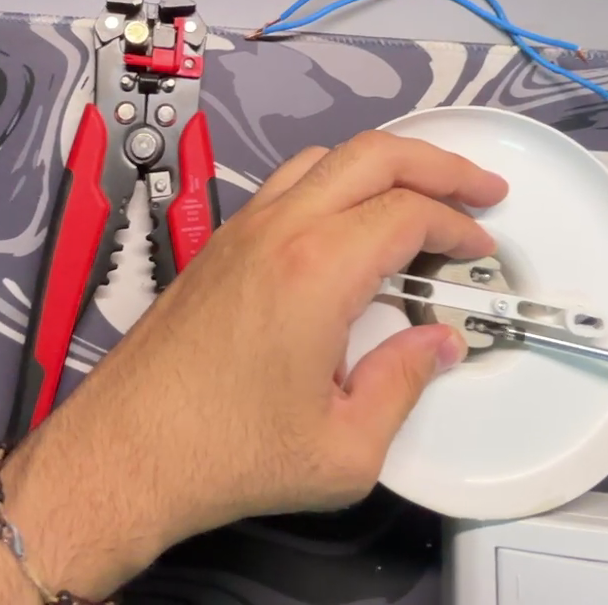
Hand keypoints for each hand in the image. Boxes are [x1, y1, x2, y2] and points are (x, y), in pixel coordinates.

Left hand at [5, 131, 506, 594]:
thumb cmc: (228, 453)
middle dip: (438, 162)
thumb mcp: (343, 449)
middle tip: (480, 185)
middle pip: (372, 154)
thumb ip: (404, 385)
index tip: (480, 247)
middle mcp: (279, 228)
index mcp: (317, 269)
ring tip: (422, 191)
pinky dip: (337, 180)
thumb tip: (439, 345)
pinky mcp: (222, 241)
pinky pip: (290, 182)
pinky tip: (354, 217)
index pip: (409, 211)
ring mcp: (243, 227)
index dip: (458, 223)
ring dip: (383, 163)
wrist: (127, 448)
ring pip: (325, 157)